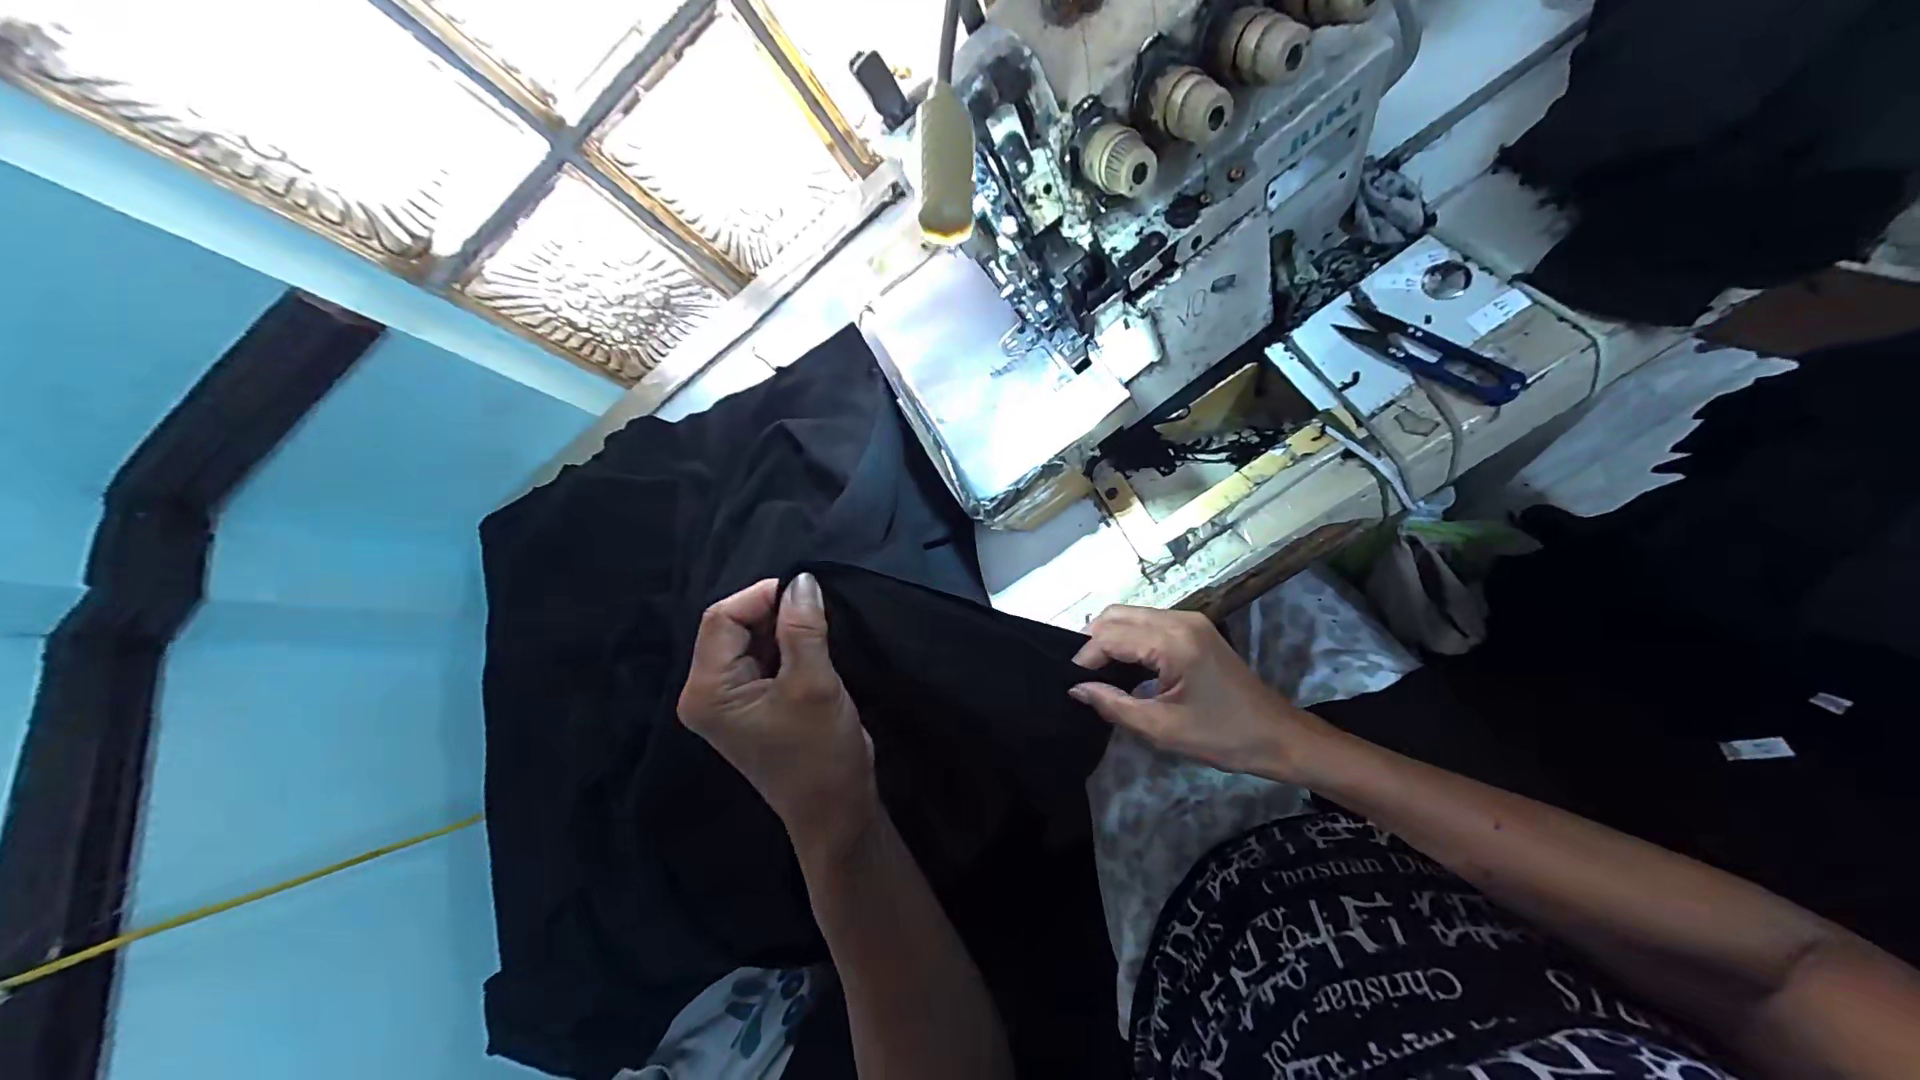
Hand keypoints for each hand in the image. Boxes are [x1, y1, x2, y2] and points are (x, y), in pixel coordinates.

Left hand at [678, 573, 878, 862]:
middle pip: (731, 626)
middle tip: (816, 611)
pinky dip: (786, 643)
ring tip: (818, 629)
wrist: (837, 811)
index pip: (723, 619)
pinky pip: (762, 657)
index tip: (808, 593)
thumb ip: (803, 628)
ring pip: (749, 639)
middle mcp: (708, 692)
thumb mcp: (813, 684)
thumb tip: (802, 580)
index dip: (763, 596)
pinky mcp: (752, 702)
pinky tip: (813, 644)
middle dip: (774, 611)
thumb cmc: (820, 753)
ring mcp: (729, 699)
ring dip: (783, 627)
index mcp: (708, 690)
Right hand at [1069, 605, 1331, 781]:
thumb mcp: (1162, 728)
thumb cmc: (1224, 737)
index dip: (1085, 658)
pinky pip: (1147, 622)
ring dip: (1109, 638)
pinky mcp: (1195, 627)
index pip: (1110, 636)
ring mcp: (1190, 620)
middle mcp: (1180, 619)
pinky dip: (1128, 637)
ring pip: (1130, 615)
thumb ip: (1113, 704)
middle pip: (1115, 615)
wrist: (1280, 736)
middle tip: (1084, 678)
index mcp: (1174, 641)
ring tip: (1099, 673)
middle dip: (1093, 643)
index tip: (1073, 685)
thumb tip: (1076, 689)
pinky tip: (1124, 665)